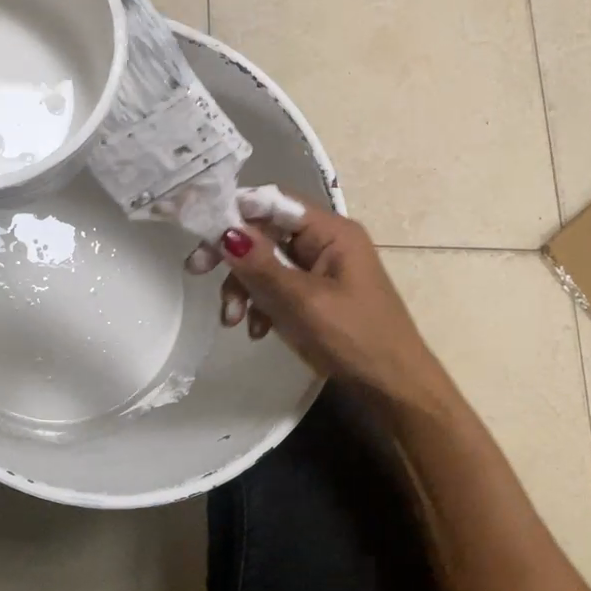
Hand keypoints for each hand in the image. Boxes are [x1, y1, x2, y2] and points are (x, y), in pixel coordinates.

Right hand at [190, 188, 434, 393]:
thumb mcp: (302, 301)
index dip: (235, 210)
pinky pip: (276, 287)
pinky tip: (255, 330)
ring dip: (243, 287)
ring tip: (232, 320)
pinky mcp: (315, 295)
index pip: (274, 200)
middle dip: (233, 255)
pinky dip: (259, 304)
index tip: (200, 231)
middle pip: (265, 231)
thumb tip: (224, 230)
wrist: (394, 390)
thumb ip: (262, 264)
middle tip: (197, 271)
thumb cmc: (355, 339)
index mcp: (331, 231)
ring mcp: (320, 270)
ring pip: (265, 262)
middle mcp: (325, 242)